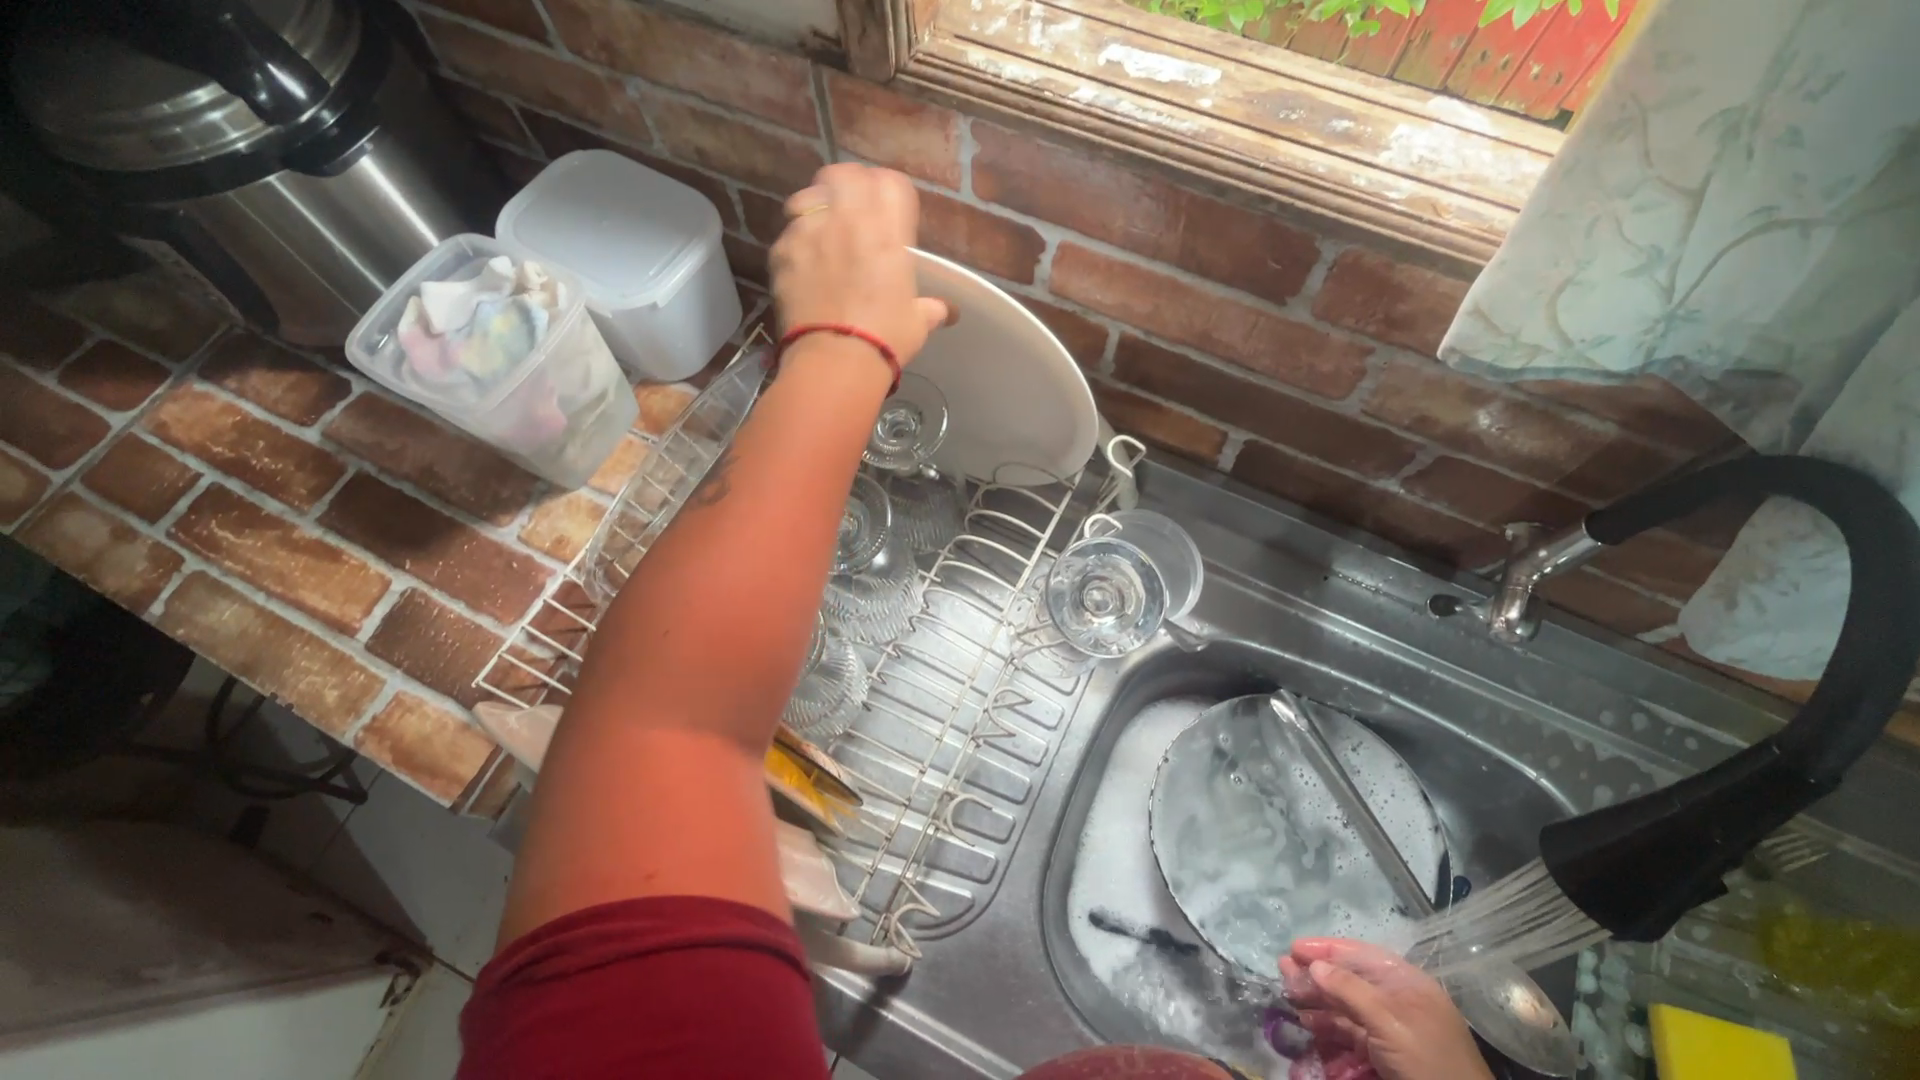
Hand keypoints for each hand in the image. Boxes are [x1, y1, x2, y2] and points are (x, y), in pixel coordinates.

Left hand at [770, 164, 951, 368]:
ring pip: (809, 195)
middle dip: (848, 186)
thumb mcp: (917, 322)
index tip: (889, 211)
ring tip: (821, 232)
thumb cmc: (886, 337)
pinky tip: (802, 265)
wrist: (835, 359)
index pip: (890, 182)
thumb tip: (946, 312)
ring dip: (817, 207)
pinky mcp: (782, 251)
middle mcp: (848, 218)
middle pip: (845, 174)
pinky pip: (788, 233)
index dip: (889, 191)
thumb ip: (930, 309)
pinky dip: (796, 243)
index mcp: (888, 229)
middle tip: (850, 210)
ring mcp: (811, 230)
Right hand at [1280, 938, 1493, 1079]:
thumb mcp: (1389, 1021)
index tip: (1294, 948)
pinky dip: (1327, 1023)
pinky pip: (1350, 1029)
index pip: (1361, 954)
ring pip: (1346, 1004)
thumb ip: (1350, 990)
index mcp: (1406, 982)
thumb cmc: (1429, 1061)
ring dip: (1316, 998)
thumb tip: (1314, 965)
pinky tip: (1306, 1020)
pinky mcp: (1383, 1051)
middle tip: (1282, 970)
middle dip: (1316, 973)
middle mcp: (1396, 998)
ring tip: (1288, 993)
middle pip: (1349, 977)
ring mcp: (1389, 1026)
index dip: (1326, 948)